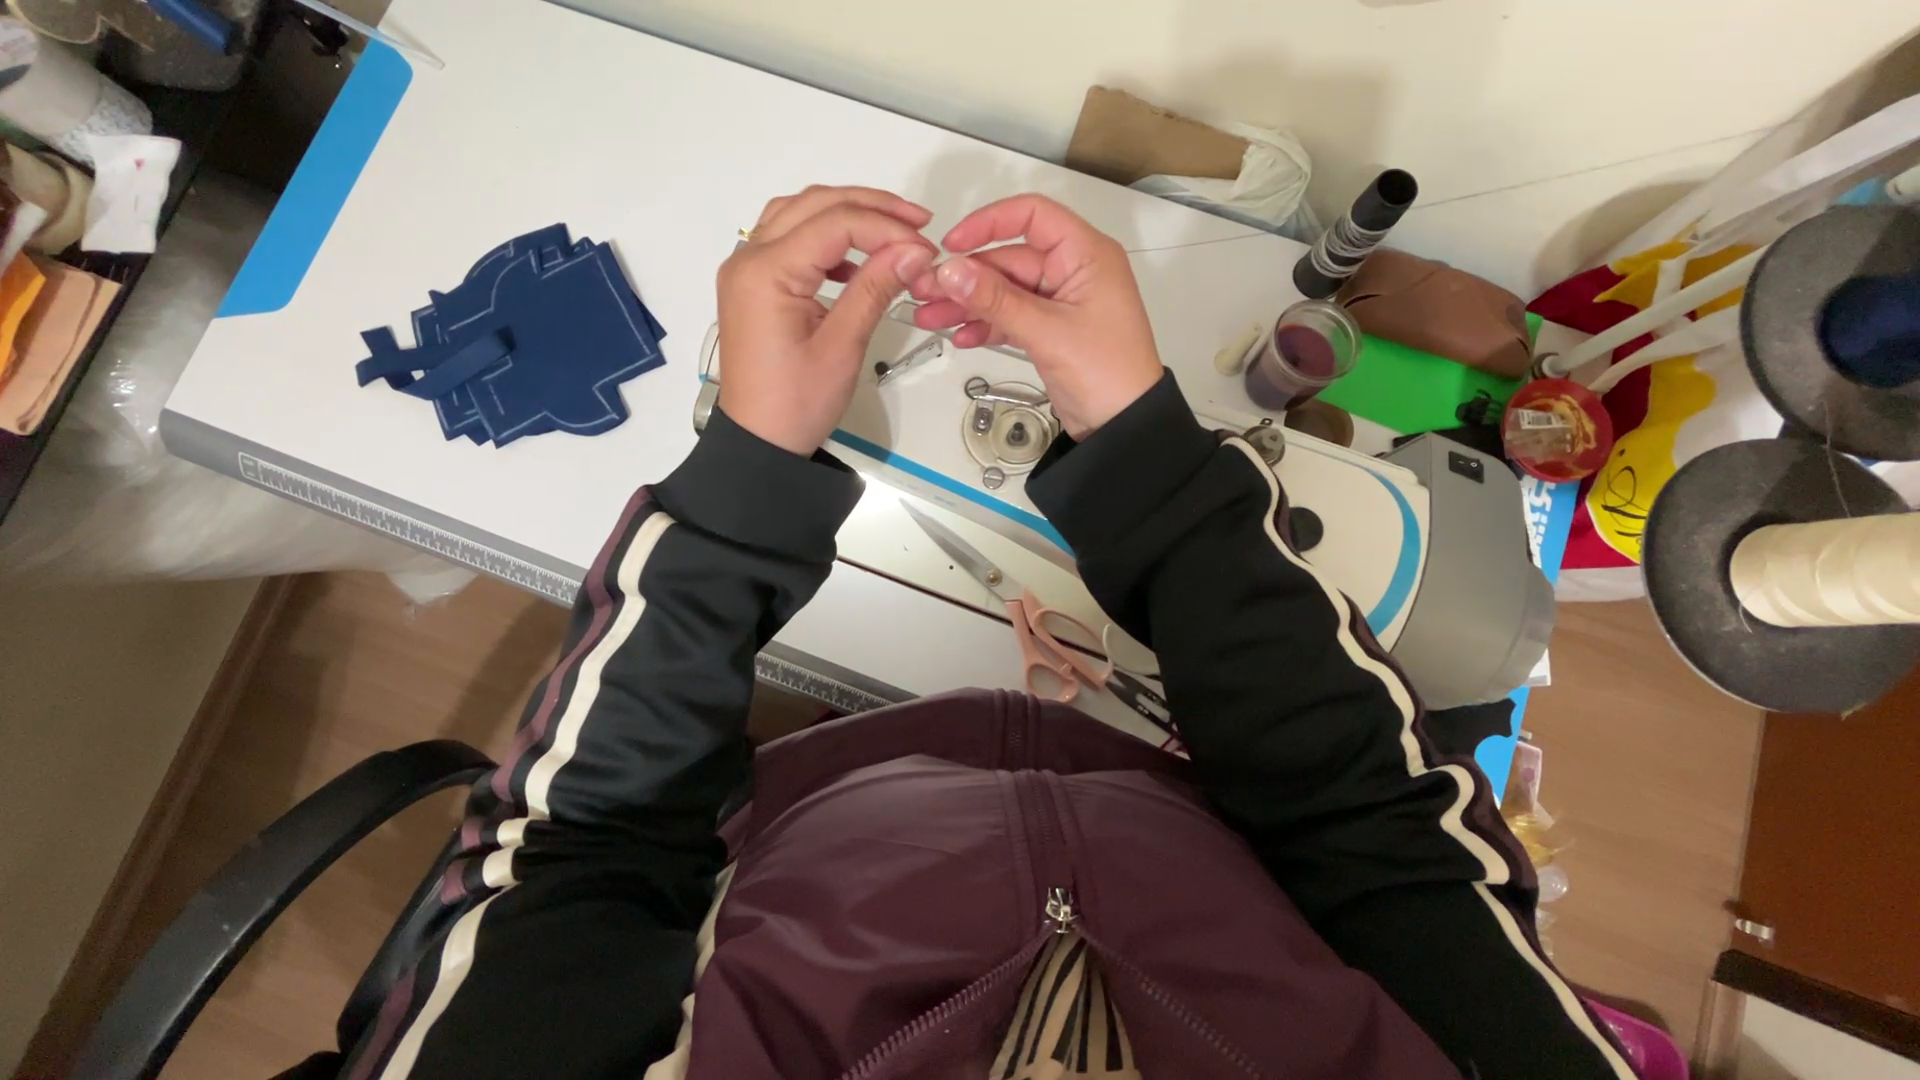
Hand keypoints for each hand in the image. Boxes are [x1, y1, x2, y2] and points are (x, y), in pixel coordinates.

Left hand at [717, 186, 936, 455]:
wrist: (758, 442)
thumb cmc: (797, 403)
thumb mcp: (842, 346)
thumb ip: (875, 289)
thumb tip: (916, 251)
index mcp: (766, 272)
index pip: (834, 223)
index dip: (886, 228)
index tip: (926, 247)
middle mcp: (748, 258)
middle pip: (814, 204)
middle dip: (870, 207)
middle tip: (918, 223)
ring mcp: (745, 269)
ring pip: (799, 214)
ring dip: (846, 214)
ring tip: (892, 232)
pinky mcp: (752, 285)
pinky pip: (788, 240)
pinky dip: (824, 239)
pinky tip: (855, 264)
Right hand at [908, 194, 1162, 439]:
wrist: (1124, 425)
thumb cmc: (1106, 372)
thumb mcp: (1047, 332)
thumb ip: (996, 300)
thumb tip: (951, 270)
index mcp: (1085, 255)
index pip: (1032, 216)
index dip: (989, 223)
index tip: (953, 244)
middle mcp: (1073, 271)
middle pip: (1009, 258)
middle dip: (966, 276)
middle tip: (925, 291)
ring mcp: (1060, 302)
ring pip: (1005, 291)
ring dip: (968, 303)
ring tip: (930, 317)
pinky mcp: (1050, 330)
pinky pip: (1011, 317)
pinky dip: (986, 325)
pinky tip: (961, 337)